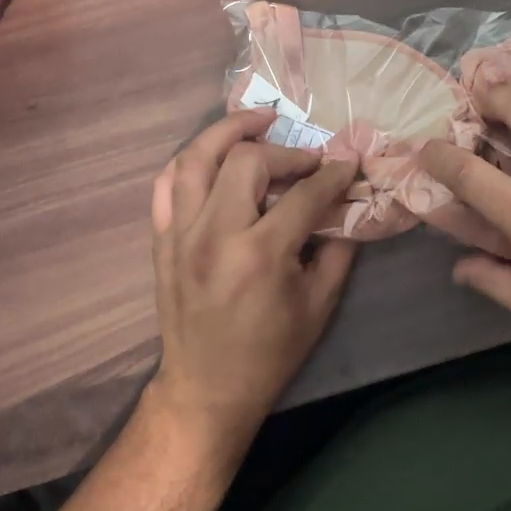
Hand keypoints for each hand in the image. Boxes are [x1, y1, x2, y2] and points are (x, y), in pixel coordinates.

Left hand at [149, 109, 358, 439]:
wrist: (207, 388)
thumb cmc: (270, 352)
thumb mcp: (319, 305)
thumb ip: (337, 251)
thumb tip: (345, 209)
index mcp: (261, 254)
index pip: (304, 194)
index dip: (333, 174)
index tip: (348, 165)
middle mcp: (216, 235)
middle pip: (246, 161)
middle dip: (284, 151)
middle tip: (307, 160)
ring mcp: (181, 235)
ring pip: (195, 159)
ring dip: (227, 132)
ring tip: (256, 122)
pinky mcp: (162, 241)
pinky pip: (165, 186)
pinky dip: (188, 162)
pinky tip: (211, 154)